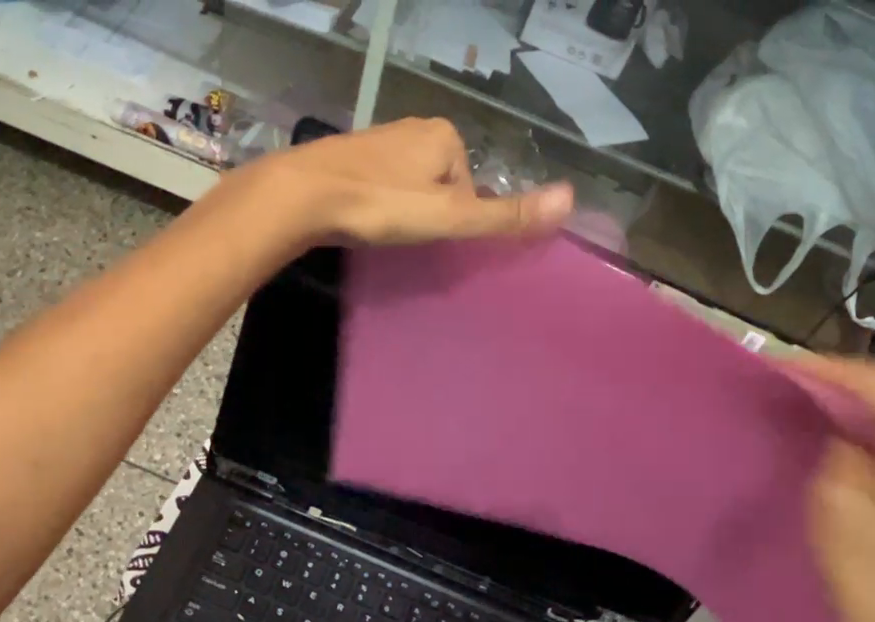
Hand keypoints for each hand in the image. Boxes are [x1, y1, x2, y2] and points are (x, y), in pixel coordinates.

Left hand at [225, 117, 574, 246]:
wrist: (304, 196)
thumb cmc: (381, 205)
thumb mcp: (451, 216)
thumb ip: (505, 214)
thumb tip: (570, 201)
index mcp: (444, 135)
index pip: (470, 187)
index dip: (457, 220)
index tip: (433, 236)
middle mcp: (413, 129)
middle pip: (442, 188)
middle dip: (430, 216)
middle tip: (406, 238)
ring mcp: (378, 142)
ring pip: (411, 190)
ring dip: (403, 214)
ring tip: (382, 233)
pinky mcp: (349, 160)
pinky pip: (381, 189)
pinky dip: (377, 209)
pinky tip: (363, 224)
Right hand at [799, 358, 874, 621]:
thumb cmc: (868, 578)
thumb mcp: (837, 504)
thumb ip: (839, 445)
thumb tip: (834, 420)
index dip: (831, 370)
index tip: (781, 363)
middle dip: (844, 382)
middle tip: (789, 377)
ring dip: (855, 404)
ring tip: (805, 396)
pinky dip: (870, 429)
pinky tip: (834, 429)